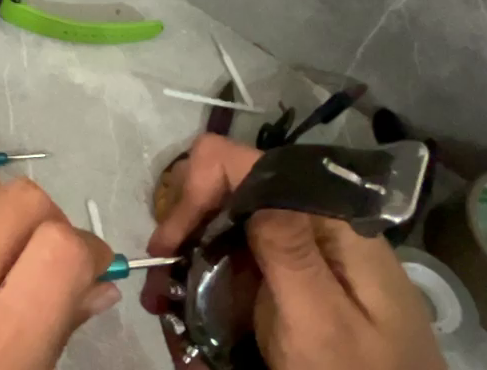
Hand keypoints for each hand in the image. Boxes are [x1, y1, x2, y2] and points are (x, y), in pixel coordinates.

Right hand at [141, 134, 446, 369]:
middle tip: (159, 269)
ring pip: (224, 223)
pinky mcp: (291, 281)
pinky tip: (182, 300)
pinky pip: (234, 258)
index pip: (246, 163)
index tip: (171, 239)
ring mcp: (300, 254)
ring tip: (161, 294)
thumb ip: (288, 249)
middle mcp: (311, 224)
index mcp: (327, 220)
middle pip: (228, 189)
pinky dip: (201, 273)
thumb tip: (248, 171)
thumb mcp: (323, 322)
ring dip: (185, 250)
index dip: (198, 187)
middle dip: (185, 222)